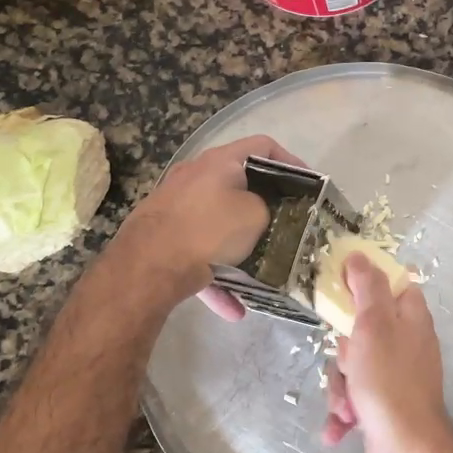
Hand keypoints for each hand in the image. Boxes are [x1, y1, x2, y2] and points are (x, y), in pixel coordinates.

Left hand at [112, 134, 301, 318]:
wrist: (145, 267)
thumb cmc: (208, 230)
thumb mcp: (256, 215)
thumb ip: (267, 208)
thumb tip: (259, 213)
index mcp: (219, 161)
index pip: (263, 146)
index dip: (290, 161)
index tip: (307, 185)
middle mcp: (194, 176)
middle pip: (239, 184)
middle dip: (264, 208)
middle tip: (286, 223)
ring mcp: (175, 205)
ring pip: (219, 224)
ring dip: (240, 248)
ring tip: (259, 274)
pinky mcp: (162, 235)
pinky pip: (200, 252)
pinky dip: (217, 275)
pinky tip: (232, 307)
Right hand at [322, 253, 452, 452]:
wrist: (406, 448)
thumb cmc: (389, 379)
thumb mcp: (374, 324)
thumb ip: (367, 287)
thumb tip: (359, 255)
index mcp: (411, 318)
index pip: (390, 286)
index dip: (364, 285)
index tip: (341, 292)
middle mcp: (408, 343)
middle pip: (362, 331)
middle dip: (344, 353)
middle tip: (349, 364)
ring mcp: (397, 376)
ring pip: (353, 368)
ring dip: (341, 388)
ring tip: (347, 407)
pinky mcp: (385, 406)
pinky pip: (355, 398)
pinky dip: (345, 413)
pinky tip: (340, 427)